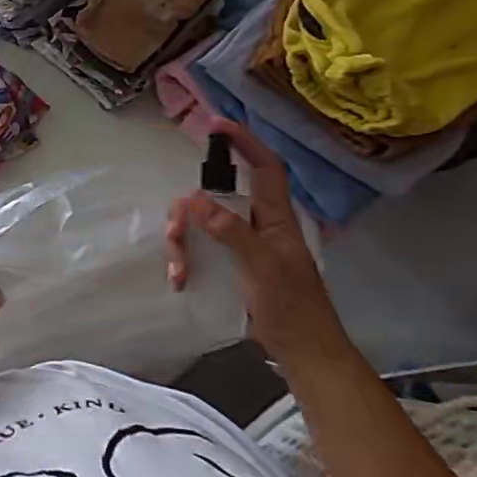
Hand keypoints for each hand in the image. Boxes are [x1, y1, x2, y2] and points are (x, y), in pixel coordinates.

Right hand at [165, 117, 328, 347]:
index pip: (264, 168)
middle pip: (216, 196)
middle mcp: (255, 224)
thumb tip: (195, 199)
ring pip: (200, 224)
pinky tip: (180, 280)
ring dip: (182, 240)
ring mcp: (240, 245)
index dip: (244, 142)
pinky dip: (184, 260)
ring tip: (178, 267)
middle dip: (189, 209)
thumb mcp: (264, 267)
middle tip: (175, 230)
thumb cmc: (293, 308)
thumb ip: (232, 232)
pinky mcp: (228, 266)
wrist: (301, 352)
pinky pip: (197, 250)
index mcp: (274, 217)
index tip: (216, 125)